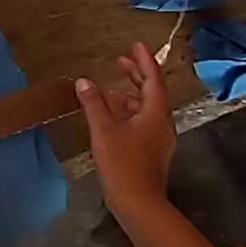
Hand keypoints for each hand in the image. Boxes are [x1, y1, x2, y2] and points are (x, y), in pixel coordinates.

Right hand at [76, 42, 174, 213]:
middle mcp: (161, 122)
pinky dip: (127, 110)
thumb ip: (94, 104)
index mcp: (154, 114)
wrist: (138, 201)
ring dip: (130, 93)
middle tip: (121, 60)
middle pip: (152, 92)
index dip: (144, 61)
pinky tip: (111, 114)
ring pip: (146, 107)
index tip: (136, 45)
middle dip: (137, 74)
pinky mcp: (150, 149)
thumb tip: (84, 81)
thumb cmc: (122, 164)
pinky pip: (141, 120)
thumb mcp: (103, 131)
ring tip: (111, 86)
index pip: (152, 79)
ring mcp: (157, 137)